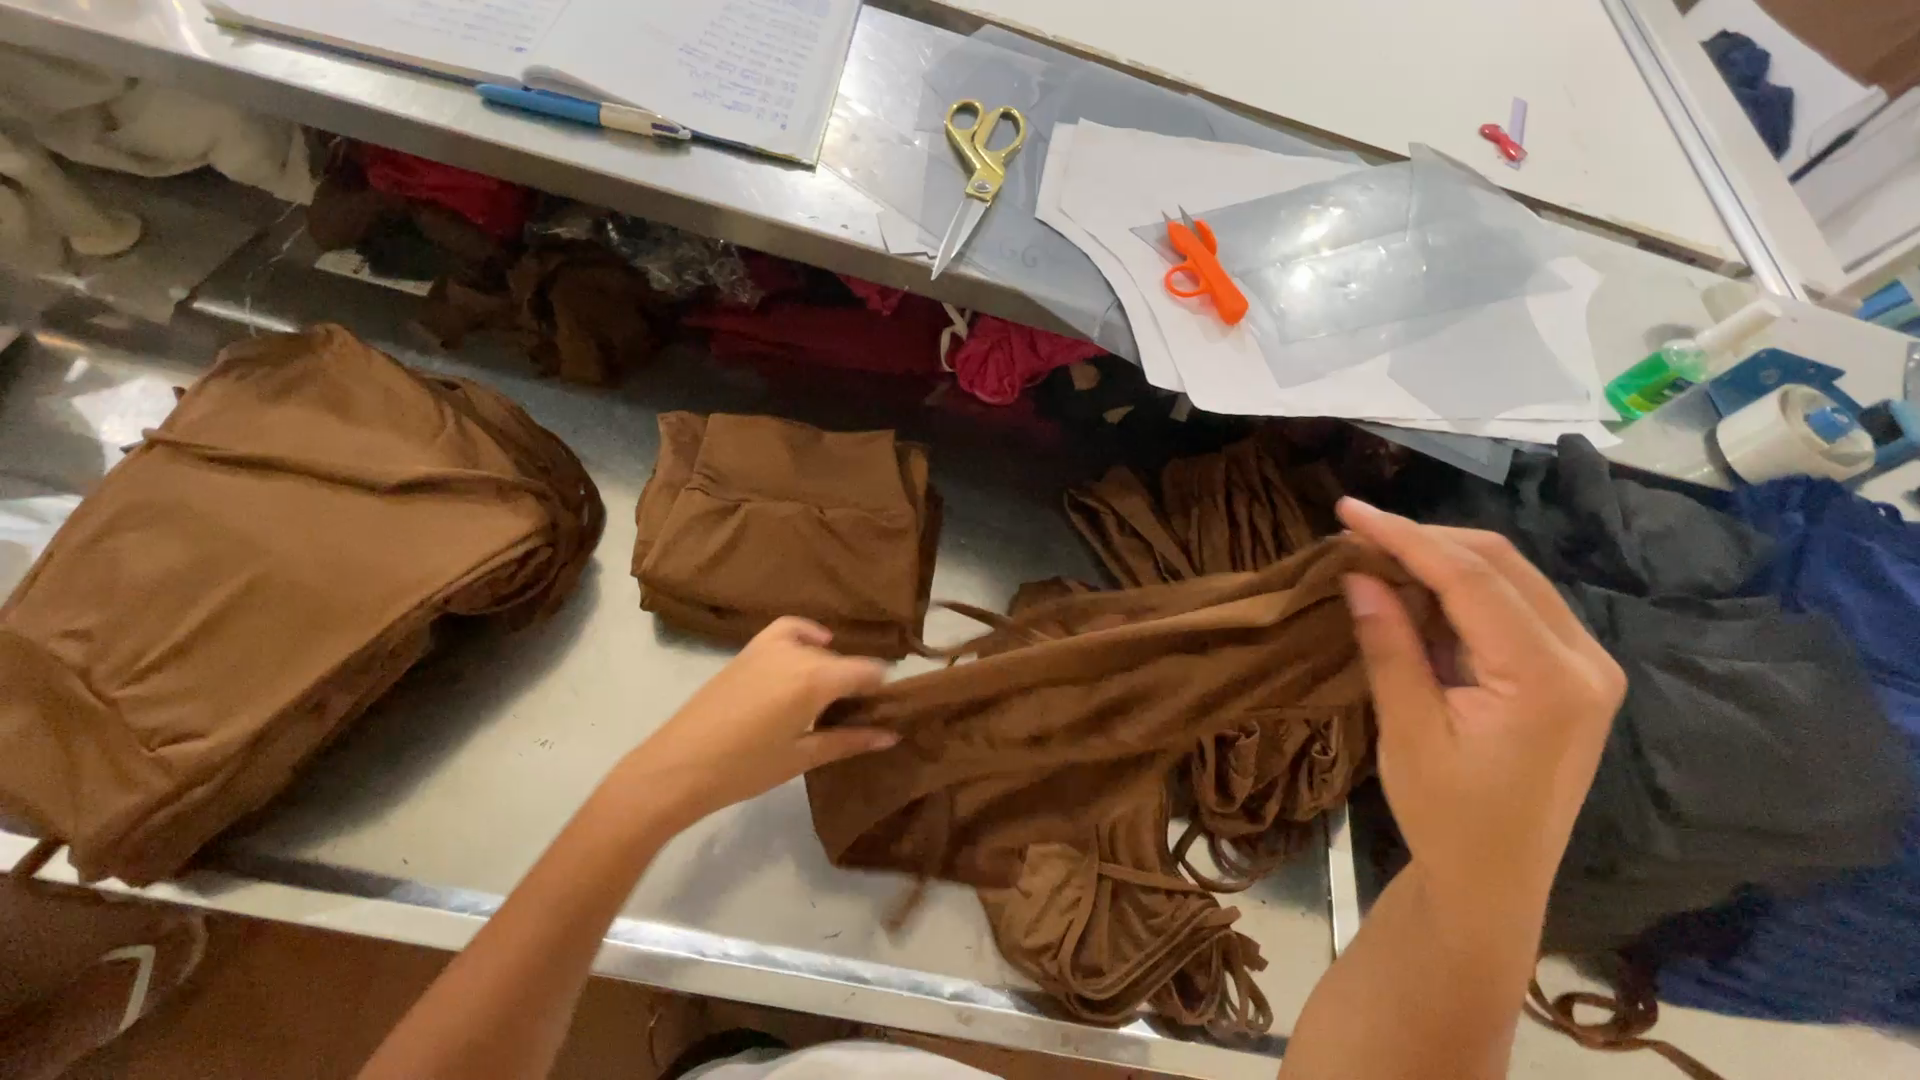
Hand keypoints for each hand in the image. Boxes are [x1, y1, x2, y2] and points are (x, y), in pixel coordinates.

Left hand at [612, 618, 895, 828]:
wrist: (676, 766)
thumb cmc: (744, 769)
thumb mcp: (802, 757)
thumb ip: (849, 740)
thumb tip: (892, 735)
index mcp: (816, 679)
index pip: (868, 671)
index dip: (881, 691)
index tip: (883, 713)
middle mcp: (798, 653)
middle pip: (844, 661)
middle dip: (855, 683)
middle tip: (855, 718)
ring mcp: (770, 646)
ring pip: (818, 649)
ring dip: (830, 666)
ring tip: (827, 698)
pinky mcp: (748, 649)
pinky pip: (789, 630)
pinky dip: (807, 635)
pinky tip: (812, 649)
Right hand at [1336, 498, 1625, 902]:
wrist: (1496, 879)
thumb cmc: (1447, 815)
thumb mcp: (1406, 730)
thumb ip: (1388, 645)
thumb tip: (1358, 573)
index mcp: (1548, 678)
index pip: (1471, 579)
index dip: (1404, 536)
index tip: (1348, 510)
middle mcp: (1585, 659)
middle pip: (1501, 565)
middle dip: (1425, 541)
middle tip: (1356, 536)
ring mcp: (1586, 665)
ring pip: (1510, 579)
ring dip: (1442, 563)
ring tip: (1376, 562)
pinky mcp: (1571, 674)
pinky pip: (1513, 608)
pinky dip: (1460, 592)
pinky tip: (1415, 596)